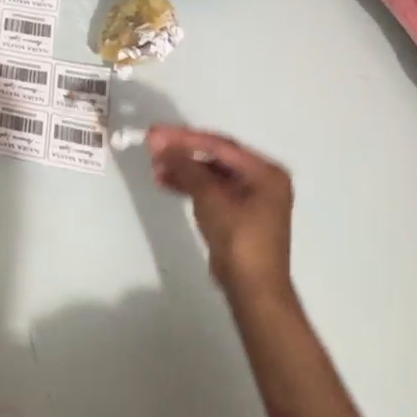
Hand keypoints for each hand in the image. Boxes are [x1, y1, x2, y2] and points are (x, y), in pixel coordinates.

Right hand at [147, 126, 294, 301]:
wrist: (252, 284)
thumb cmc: (238, 236)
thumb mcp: (210, 197)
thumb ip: (187, 167)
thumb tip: (161, 144)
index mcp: (264, 171)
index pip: (219, 145)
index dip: (184, 137)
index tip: (154, 133)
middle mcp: (261, 179)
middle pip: (214, 156)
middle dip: (182, 152)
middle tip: (151, 148)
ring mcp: (249, 196)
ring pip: (209, 173)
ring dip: (182, 168)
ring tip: (154, 167)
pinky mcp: (236, 211)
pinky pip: (209, 188)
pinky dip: (188, 184)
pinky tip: (165, 182)